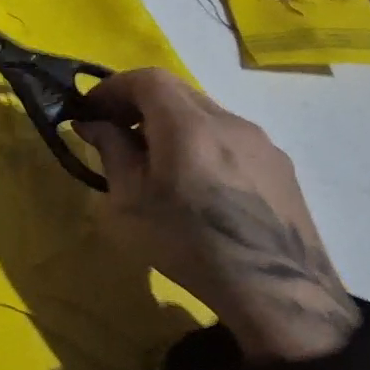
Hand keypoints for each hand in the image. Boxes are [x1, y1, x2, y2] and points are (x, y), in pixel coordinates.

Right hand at [75, 69, 360, 361]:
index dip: (111, 87)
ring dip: (170, 123)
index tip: (89, 110)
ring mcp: (262, 144)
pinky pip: (229, 137)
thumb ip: (111, 152)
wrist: (276, 291)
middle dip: (138, 103)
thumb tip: (94, 124)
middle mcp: (230, 122)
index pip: (146, 78)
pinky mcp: (281, 167)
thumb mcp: (129, 201)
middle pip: (177, 91)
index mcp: (188, 126)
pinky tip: (195, 182)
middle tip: (113, 131)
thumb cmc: (187, 243)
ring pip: (205, 113)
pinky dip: (200, 142)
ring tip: (153, 160)